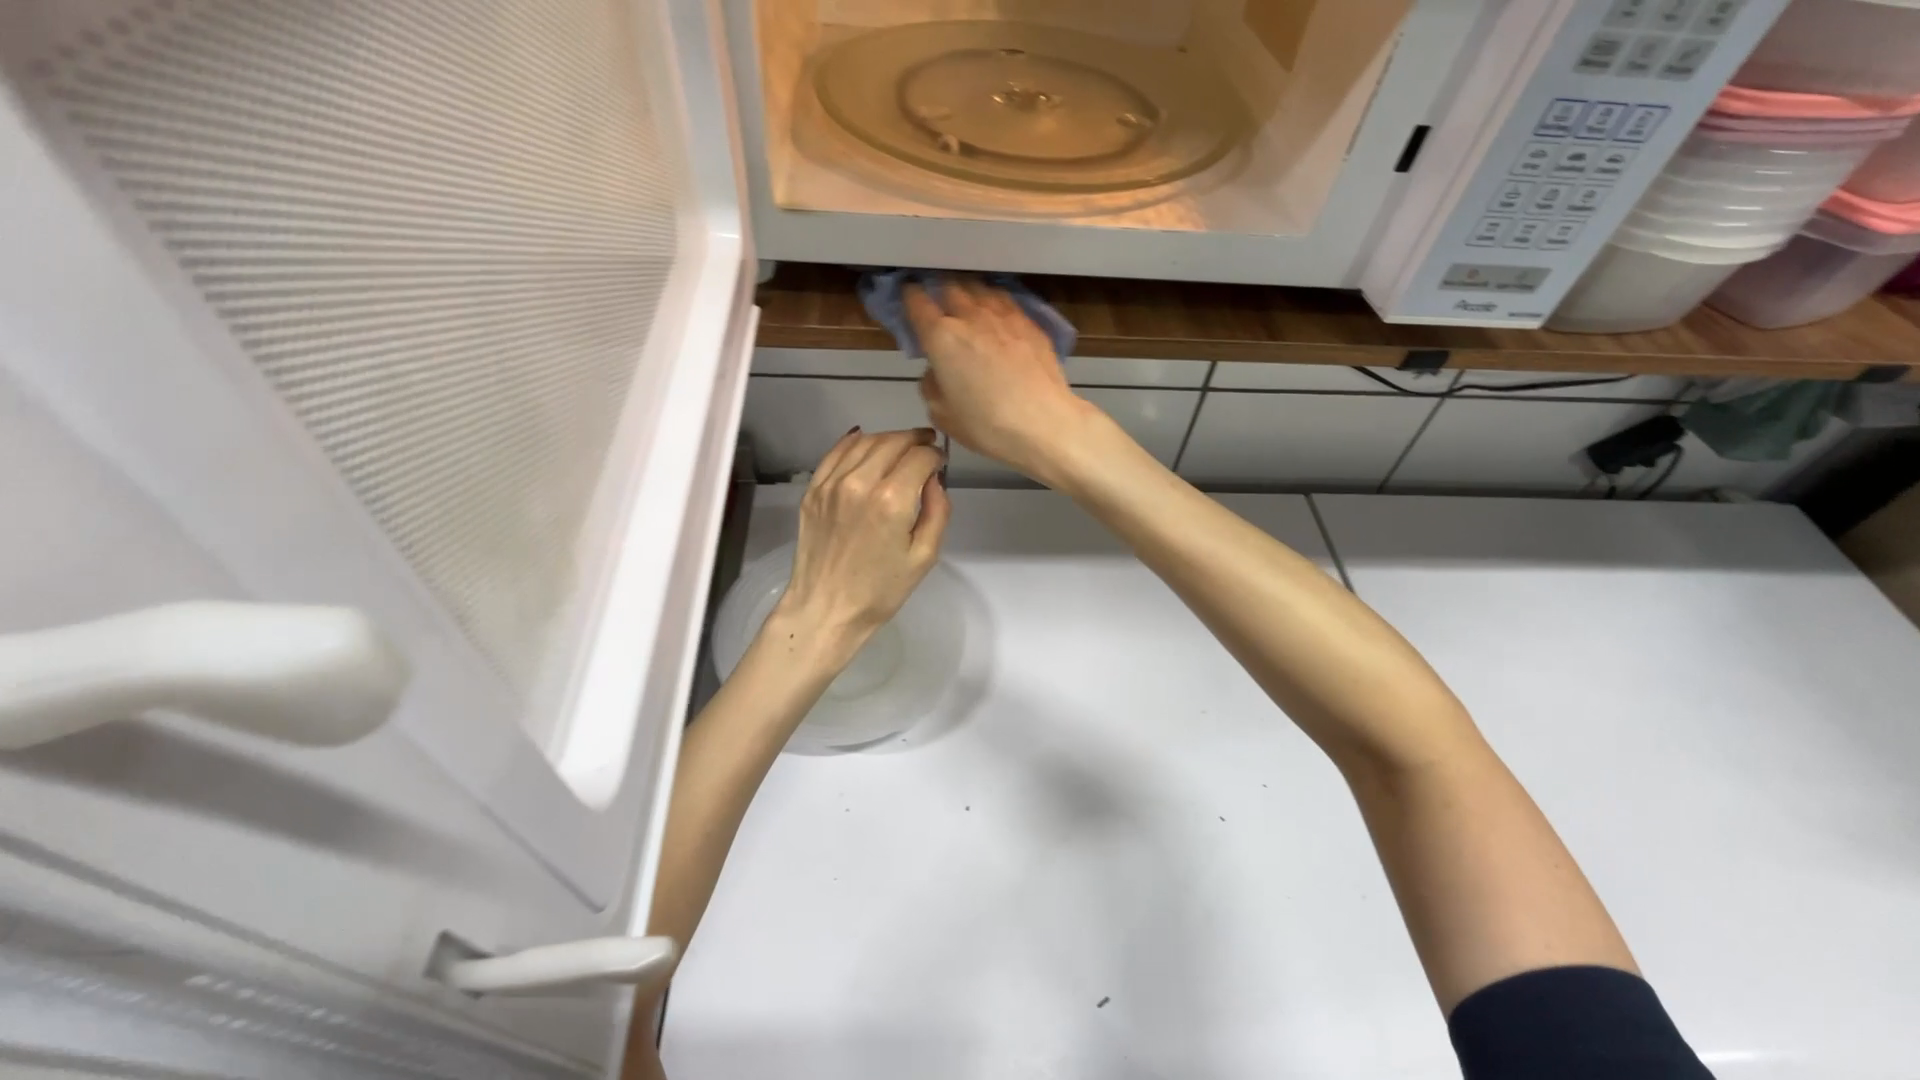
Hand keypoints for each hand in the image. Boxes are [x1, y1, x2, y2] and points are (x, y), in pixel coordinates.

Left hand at [770, 428, 951, 658]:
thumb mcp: (925, 556)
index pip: (921, 456)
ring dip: (888, 439)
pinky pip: (835, 453)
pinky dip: (854, 441)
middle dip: (915, 440)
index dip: (936, 454)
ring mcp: (832, 484)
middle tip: (926, 446)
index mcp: (892, 500)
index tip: (940, 462)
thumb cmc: (881, 590)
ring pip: (865, 442)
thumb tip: (933, 478)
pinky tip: (866, 441)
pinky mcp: (813, 490)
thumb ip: (937, 510)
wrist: (827, 609)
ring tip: (900, 447)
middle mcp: (860, 483)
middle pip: (893, 442)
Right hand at [904, 278, 1104, 483]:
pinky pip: (1006, 301)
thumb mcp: (942, 415)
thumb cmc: (987, 425)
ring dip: (969, 292)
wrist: (1044, 423)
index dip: (909, 296)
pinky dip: (996, 302)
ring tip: (968, 302)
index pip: (917, 302)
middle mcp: (971, 317)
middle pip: (950, 287)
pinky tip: (998, 314)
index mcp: (942, 337)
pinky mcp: (1030, 323)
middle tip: (939, 301)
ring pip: (980, 288)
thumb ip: (932, 385)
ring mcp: (1004, 316)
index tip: (909, 297)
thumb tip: (937, 371)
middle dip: (940, 290)